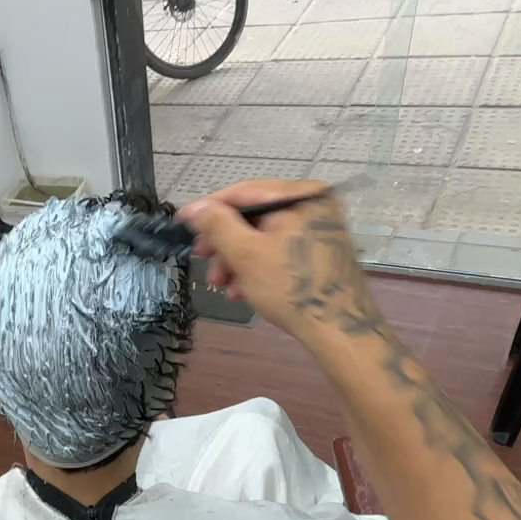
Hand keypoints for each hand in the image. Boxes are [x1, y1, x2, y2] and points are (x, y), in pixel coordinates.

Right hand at [178, 180, 386, 346]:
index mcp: (301, 194)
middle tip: (204, 264)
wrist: (338, 327)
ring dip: (236, 260)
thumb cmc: (291, 287)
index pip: (243, 192)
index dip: (208, 209)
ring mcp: (318, 228)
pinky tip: (242, 291)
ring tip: (223, 286)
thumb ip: (217, 226)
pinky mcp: (318, 251)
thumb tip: (194, 207)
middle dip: (224, 243)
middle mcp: (313, 204)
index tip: (182, 224)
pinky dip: (255, 267)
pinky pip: (277, 250)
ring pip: (262, 237)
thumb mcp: (246, 254)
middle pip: (252, 217)